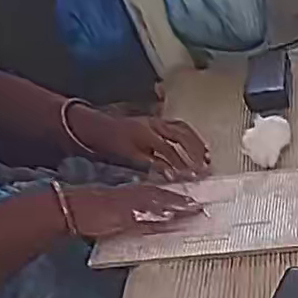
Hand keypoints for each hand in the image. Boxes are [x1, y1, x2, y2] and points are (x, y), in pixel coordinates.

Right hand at [62, 184, 201, 238]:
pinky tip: (170, 219)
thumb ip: (132, 209)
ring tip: (193, 209)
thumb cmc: (90, 209)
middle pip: (161, 197)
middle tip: (200, 206)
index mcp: (129, 193)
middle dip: (181, 202)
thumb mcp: (114, 205)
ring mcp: (127, 207)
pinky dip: (157, 220)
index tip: (192, 200)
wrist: (69, 207)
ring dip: (175, 207)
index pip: (156, 193)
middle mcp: (131, 197)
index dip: (175, 197)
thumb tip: (150, 216)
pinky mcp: (121, 219)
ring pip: (156, 205)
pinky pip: (143, 219)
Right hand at [67, 105, 210, 179]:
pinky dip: (163, 167)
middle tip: (205, 168)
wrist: (89, 129)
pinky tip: (171, 177)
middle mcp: (151, 124)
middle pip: (180, 134)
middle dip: (195, 151)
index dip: (197, 142)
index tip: (209, 157)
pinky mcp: (130, 147)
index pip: (182, 128)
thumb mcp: (144, 139)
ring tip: (193, 175)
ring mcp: (140, 134)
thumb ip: (161, 147)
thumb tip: (182, 165)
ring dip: (182, 162)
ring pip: (168, 146)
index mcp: (155, 121)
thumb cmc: (119, 137)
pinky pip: (151, 158)